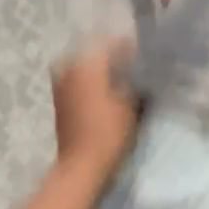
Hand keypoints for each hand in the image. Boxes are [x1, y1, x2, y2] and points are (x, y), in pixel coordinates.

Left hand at [51, 39, 140, 181]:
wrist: (81, 165)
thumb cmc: (108, 134)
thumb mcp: (130, 106)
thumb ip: (136, 81)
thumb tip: (142, 69)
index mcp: (87, 62)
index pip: (112, 42)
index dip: (132, 49)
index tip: (148, 58)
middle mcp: (69, 64)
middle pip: (97, 53)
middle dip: (116, 60)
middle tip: (137, 72)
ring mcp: (61, 81)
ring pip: (88, 67)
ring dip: (105, 73)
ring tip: (125, 85)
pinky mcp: (59, 98)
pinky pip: (80, 81)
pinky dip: (94, 85)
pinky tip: (109, 97)